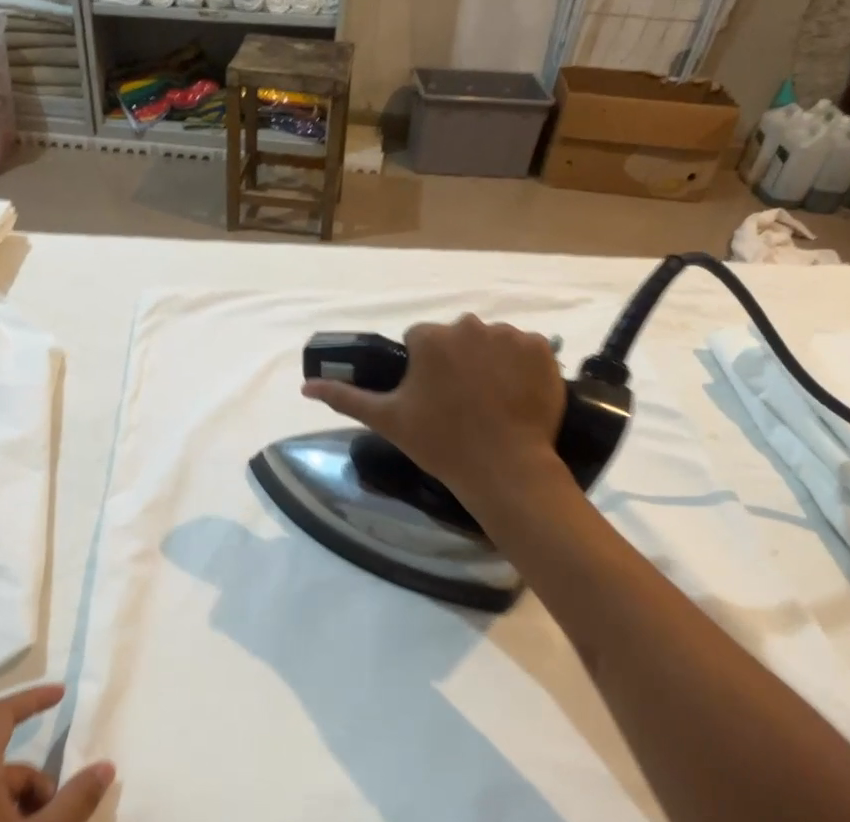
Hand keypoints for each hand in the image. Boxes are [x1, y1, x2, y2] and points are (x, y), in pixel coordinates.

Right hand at [301, 314, 565, 502]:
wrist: (504, 467)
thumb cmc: (441, 444)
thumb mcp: (388, 421)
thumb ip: (347, 397)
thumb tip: (306, 386)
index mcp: (431, 338)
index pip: (420, 341)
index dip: (422, 370)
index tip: (430, 399)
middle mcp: (471, 326)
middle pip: (458, 339)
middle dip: (456, 363)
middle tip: (460, 405)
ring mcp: (511, 336)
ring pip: (492, 343)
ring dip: (488, 364)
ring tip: (490, 404)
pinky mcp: (543, 350)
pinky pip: (525, 351)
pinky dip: (520, 369)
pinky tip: (514, 398)